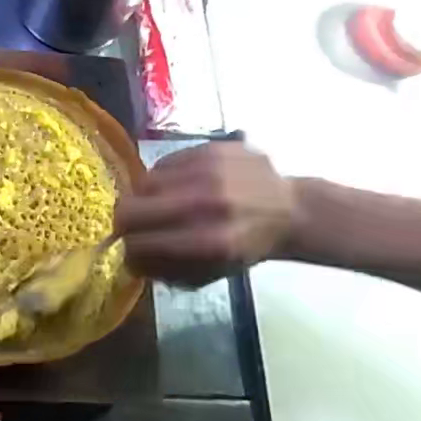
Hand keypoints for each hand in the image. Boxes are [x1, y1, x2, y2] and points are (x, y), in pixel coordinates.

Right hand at [114, 142, 298, 286]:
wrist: (296, 211)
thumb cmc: (247, 246)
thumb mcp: (211, 271)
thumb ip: (164, 268)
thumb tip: (127, 259)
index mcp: (209, 241)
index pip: (138, 243)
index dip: (127, 247)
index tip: (128, 247)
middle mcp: (208, 204)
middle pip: (130, 209)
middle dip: (124, 220)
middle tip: (131, 223)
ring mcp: (210, 172)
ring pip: (143, 184)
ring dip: (145, 196)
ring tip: (160, 202)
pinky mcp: (212, 149)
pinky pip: (164, 163)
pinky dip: (164, 176)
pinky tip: (179, 184)